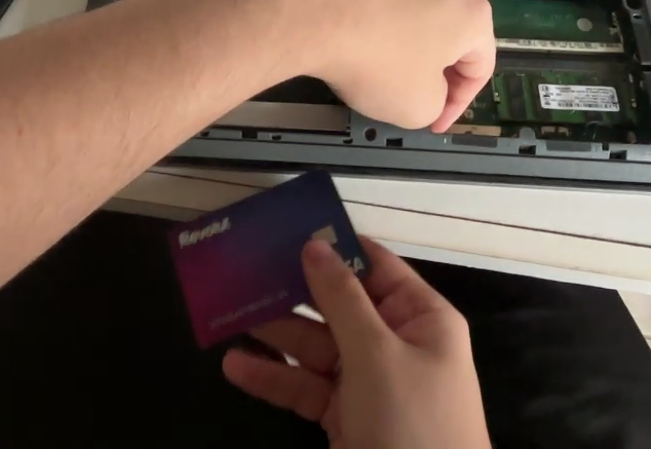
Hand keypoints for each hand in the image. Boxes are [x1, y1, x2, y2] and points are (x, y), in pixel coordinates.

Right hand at [222, 238, 490, 448]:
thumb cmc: (413, 424)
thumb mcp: (377, 355)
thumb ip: (341, 298)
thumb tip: (314, 244)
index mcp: (420, 317)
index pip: (373, 265)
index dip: (334, 245)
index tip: (288, 227)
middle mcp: (396, 342)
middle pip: (338, 304)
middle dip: (294, 289)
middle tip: (247, 267)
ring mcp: (370, 382)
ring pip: (316, 345)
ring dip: (276, 332)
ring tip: (230, 311)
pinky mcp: (347, 418)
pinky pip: (306, 386)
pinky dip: (274, 377)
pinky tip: (236, 365)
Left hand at [240, 0, 494, 131]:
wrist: (314, 12)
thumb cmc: (372, 58)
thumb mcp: (414, 107)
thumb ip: (432, 103)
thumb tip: (424, 94)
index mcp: (469, 18)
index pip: (479, 65)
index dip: (457, 102)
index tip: (432, 121)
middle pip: (464, 12)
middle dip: (450, 46)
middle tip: (420, 75)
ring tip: (415, 20)